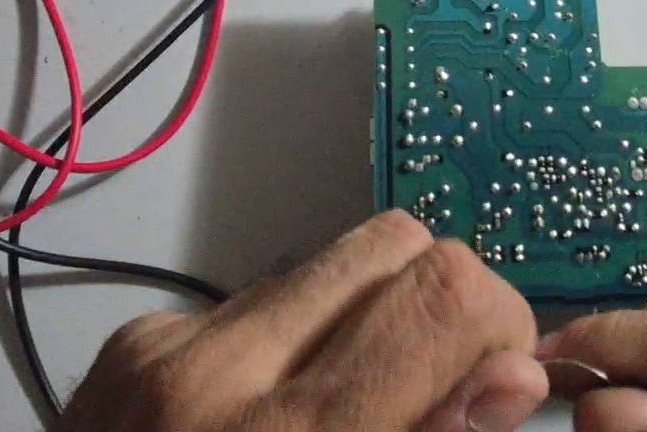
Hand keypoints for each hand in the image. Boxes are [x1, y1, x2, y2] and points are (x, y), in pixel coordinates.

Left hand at [59, 211, 547, 431]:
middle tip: (433, 373)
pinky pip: (258, 294)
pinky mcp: (135, 337)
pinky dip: (291, 336)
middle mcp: (219, 370)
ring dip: (361, 314)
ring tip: (341, 395)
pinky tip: (263, 405)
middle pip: (390, 242)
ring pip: (327, 258)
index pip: (438, 295)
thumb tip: (511, 372)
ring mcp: (166, 343)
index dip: (496, 318)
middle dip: (435, 297)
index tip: (495, 371)